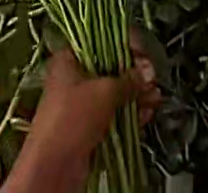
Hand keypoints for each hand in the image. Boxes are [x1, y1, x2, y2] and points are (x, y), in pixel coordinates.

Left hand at [3, 45, 158, 192]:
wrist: (53, 169)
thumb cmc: (70, 119)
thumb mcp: (103, 92)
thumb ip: (128, 80)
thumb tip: (147, 71)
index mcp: (69, 57)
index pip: (102, 39)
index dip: (125, 44)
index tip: (144, 53)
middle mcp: (74, 75)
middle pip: (110, 66)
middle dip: (135, 73)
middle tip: (152, 78)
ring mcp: (82, 102)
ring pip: (114, 91)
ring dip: (136, 93)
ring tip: (154, 97)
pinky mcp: (89, 125)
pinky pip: (114, 112)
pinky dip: (130, 111)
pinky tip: (147, 112)